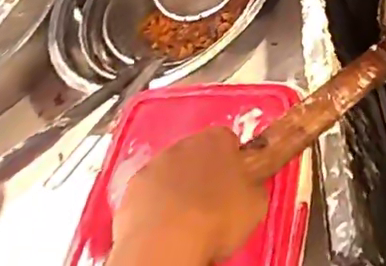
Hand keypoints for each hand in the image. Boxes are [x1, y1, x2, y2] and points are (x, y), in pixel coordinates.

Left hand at [108, 127, 267, 265]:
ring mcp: (154, 165)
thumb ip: (254, 185)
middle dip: (203, 174)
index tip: (234, 186)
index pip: (229, 141)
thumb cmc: (217, 218)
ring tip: (183, 220)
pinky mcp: (130, 191)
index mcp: (218, 138)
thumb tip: (249, 186)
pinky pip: (148, 194)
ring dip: (176, 188)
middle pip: (197, 154)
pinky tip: (160, 228)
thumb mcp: (255, 202)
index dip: (232, 164)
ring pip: (170, 173)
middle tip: (210, 205)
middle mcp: (185, 143)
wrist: (165, 247)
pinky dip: (153, 207)